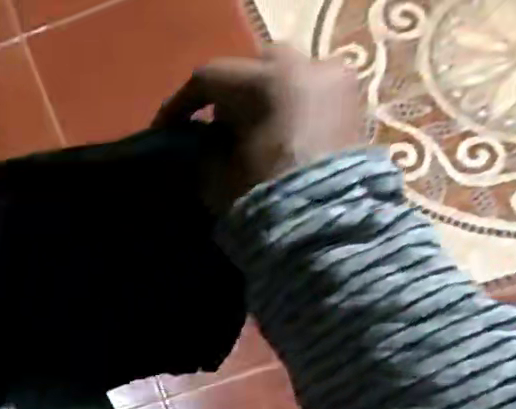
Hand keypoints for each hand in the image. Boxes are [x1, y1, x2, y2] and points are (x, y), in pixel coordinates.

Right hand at [155, 45, 369, 211]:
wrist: (326, 234)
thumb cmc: (265, 206)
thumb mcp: (218, 182)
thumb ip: (203, 153)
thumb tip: (201, 143)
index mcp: (266, 82)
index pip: (210, 78)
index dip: (180, 103)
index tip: (163, 131)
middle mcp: (304, 68)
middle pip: (254, 66)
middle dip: (229, 95)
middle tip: (212, 128)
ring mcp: (334, 83)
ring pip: (287, 77)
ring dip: (262, 101)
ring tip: (247, 137)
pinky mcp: (352, 106)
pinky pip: (311, 97)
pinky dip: (289, 112)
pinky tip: (277, 142)